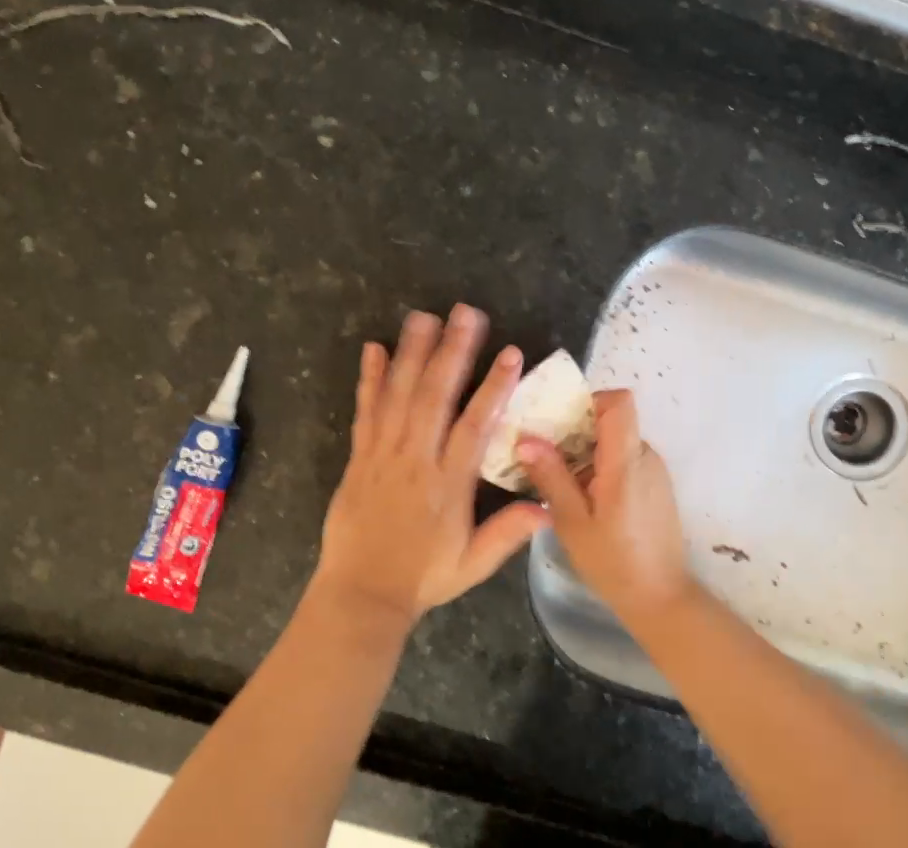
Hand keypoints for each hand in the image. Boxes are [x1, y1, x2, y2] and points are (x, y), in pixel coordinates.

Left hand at [314, 306, 549, 630]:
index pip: (474, 427)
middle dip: (452, 351)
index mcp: (448, 484)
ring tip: (424, 316)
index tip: (510, 354)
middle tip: (466, 313)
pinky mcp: (359, 458)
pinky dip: (370, 379)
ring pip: (399, 395)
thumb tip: (548, 507)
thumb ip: (508, 534)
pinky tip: (374, 348)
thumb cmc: (423, 577)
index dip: (493, 388)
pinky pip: (365, 412)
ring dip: (412, 353)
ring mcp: (383, 456)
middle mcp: (415, 461)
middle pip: (434, 397)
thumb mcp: (473, 564)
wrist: (360, 594)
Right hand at [518, 390, 694, 627]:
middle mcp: (646, 457)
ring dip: (587, 455)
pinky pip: (626, 462)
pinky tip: (584, 501)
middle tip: (545, 459)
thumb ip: (551, 476)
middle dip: (577, 433)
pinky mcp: (656, 487)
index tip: (559, 423)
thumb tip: (526, 438)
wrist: (661, 597)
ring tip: (560, 485)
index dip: (589, 401)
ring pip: (616, 443)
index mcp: (627, 461)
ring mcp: (655, 472)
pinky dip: (602, 470)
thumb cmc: (613, 562)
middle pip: (613, 422)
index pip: (619, 401)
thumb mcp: (572, 522)